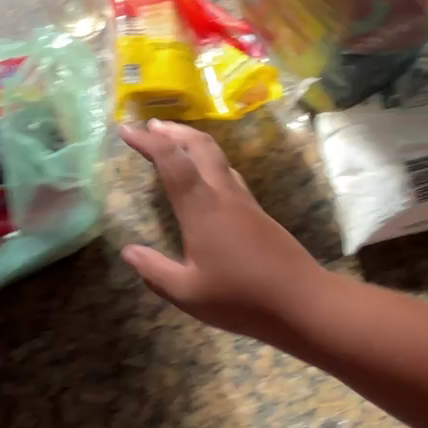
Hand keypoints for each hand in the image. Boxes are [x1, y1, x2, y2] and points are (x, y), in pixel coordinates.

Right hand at [118, 119, 328, 341]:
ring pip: (216, 154)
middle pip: (199, 145)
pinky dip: (207, 160)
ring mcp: (243, 199)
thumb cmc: (241, 298)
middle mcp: (222, 193)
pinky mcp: (256, 210)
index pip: (171, 160)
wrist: (301, 301)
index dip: (147, 141)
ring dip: (191, 141)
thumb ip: (155, 271)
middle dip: (172, 130)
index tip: (125, 130)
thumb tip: (128, 251)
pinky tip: (203, 175)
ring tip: (172, 141)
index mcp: (201, 207)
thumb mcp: (188, 294)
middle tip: (150, 125)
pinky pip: (227, 171)